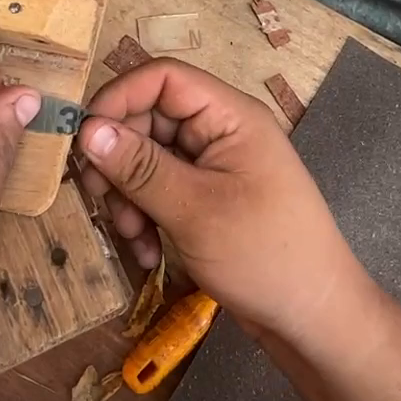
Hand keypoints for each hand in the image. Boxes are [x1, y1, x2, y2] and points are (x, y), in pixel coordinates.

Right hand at [75, 58, 364, 346]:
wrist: (315, 322)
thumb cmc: (265, 256)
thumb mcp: (195, 210)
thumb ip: (139, 167)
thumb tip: (87, 130)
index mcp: (230, 116)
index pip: (163, 78)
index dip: (119, 98)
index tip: (84, 137)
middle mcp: (220, 131)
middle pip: (150, 119)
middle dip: (119, 158)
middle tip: (98, 196)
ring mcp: (213, 167)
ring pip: (148, 158)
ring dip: (128, 194)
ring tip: (130, 234)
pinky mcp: (206, 199)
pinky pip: (160, 190)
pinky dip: (144, 215)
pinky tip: (145, 251)